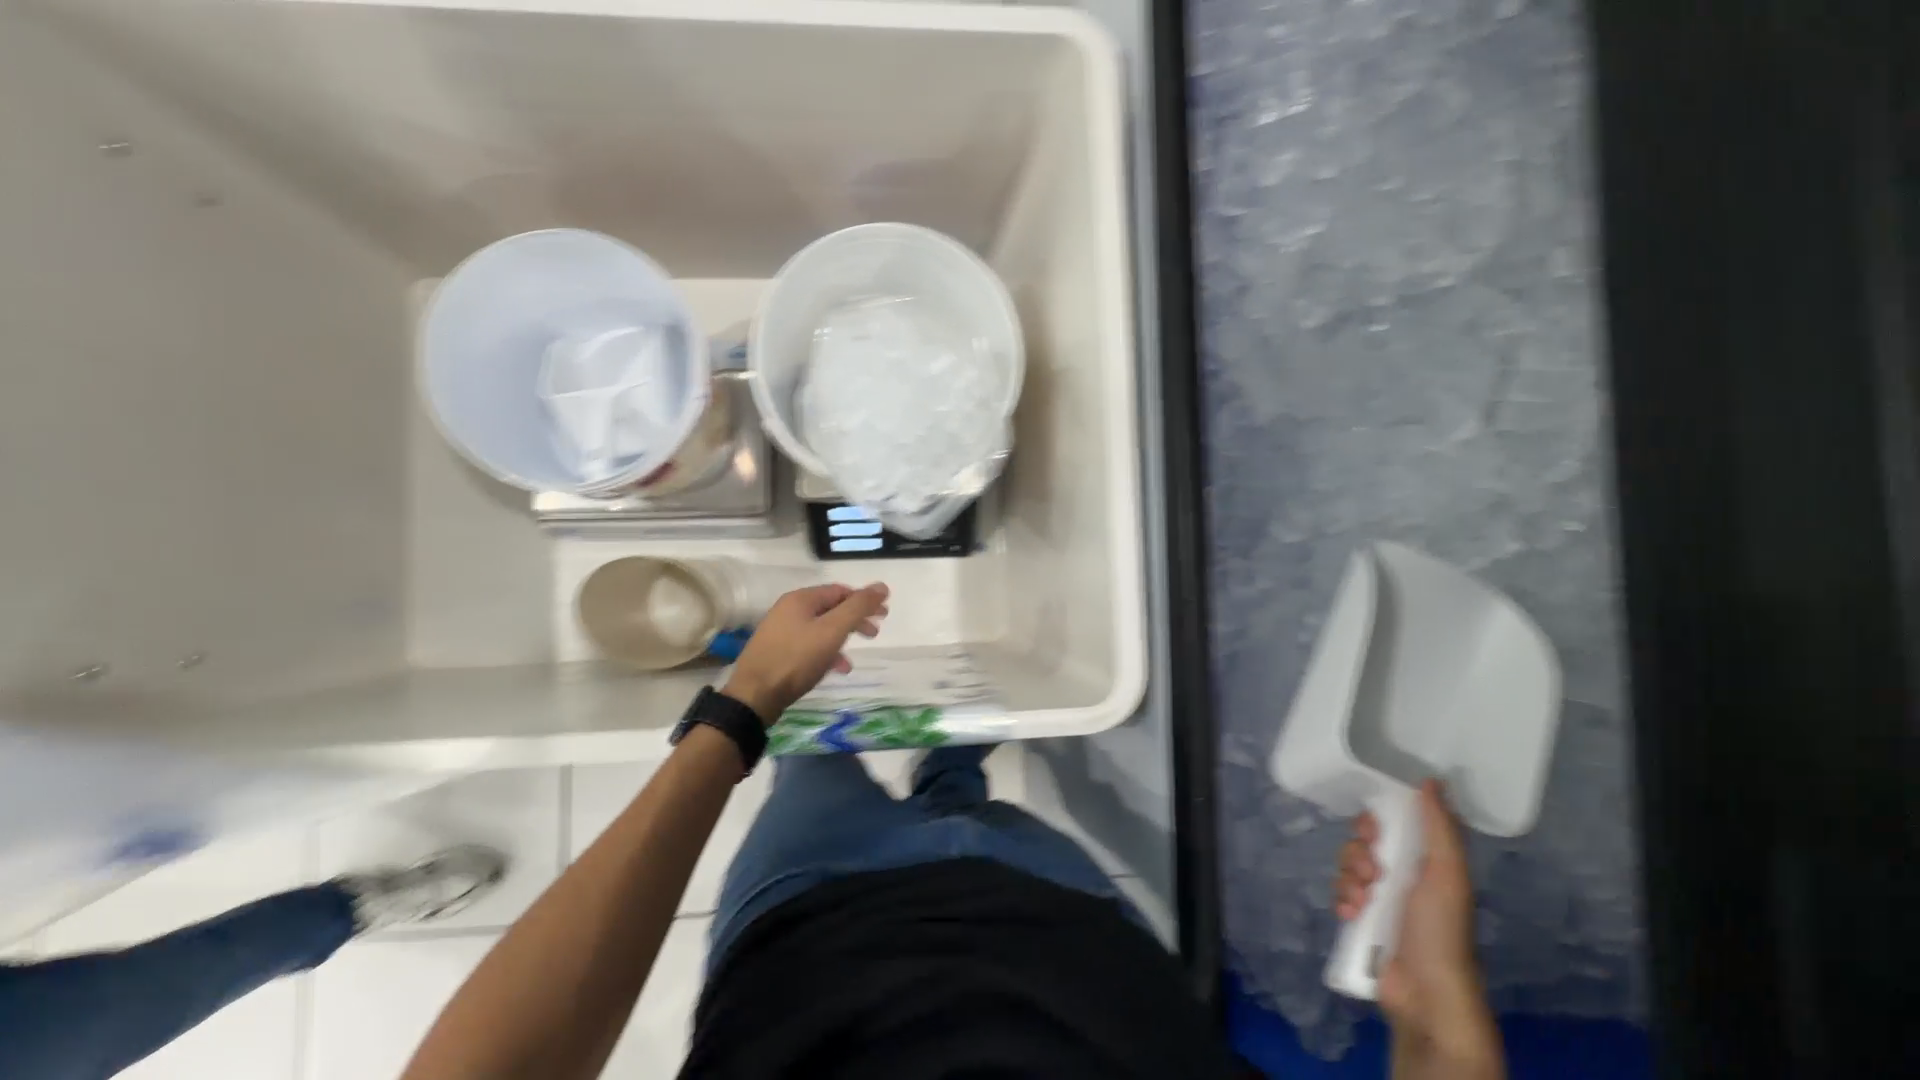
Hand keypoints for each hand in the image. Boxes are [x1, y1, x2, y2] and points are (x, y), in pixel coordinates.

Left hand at [721, 583, 887, 723]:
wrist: (754, 695)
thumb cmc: (796, 659)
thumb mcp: (832, 631)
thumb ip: (858, 607)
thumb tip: (882, 586)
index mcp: (801, 599)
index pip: (840, 591)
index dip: (864, 601)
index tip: (884, 615)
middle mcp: (788, 609)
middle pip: (830, 608)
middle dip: (854, 620)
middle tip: (875, 633)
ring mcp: (780, 631)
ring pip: (820, 629)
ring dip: (841, 639)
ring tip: (853, 658)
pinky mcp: (777, 652)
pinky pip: (808, 646)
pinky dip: (825, 653)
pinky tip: (834, 669)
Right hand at [1334, 780, 1501, 1070]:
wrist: (1426, 991)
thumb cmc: (1441, 929)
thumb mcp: (1447, 873)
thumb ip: (1439, 826)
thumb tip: (1429, 779)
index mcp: (1425, 860)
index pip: (1390, 823)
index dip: (1374, 821)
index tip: (1372, 832)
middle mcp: (1402, 875)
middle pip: (1362, 843)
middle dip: (1357, 854)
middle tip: (1371, 874)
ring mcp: (1381, 899)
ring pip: (1347, 868)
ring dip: (1348, 880)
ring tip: (1362, 903)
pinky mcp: (1362, 921)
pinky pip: (1339, 894)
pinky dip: (1342, 901)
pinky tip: (1351, 915)